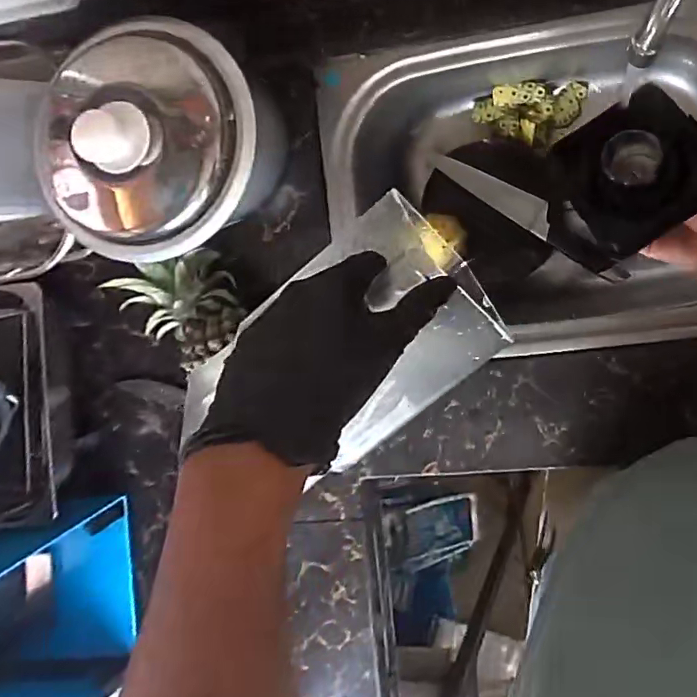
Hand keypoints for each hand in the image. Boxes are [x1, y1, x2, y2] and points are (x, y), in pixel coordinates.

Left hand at [184, 251, 456, 467]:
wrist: (265, 434)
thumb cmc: (337, 381)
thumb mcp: (386, 346)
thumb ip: (416, 310)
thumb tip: (447, 281)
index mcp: (334, 284)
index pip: (367, 262)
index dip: (386, 276)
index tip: (393, 296)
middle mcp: (297, 289)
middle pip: (336, 282)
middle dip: (355, 297)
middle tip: (371, 326)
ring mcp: (268, 315)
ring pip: (308, 305)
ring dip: (326, 317)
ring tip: (339, 349)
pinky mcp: (248, 343)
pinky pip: (283, 329)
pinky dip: (299, 338)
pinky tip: (305, 366)